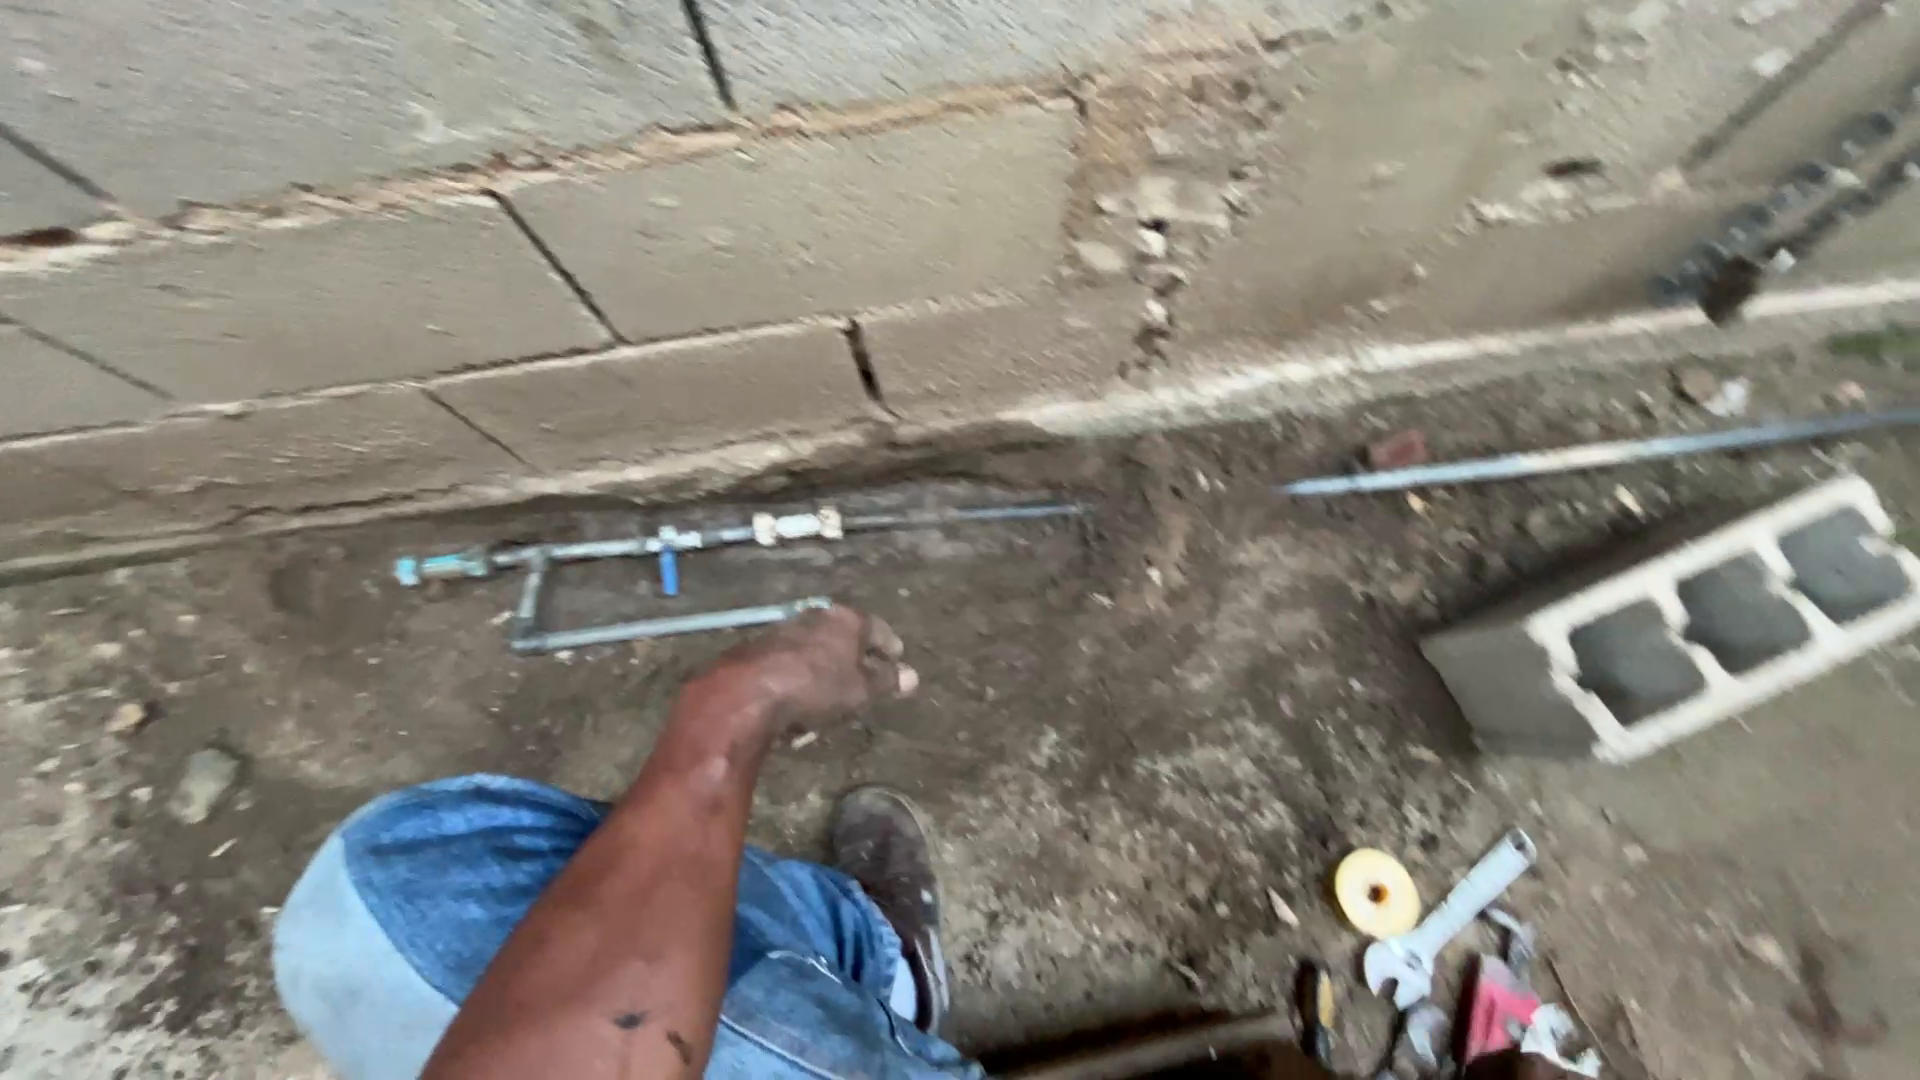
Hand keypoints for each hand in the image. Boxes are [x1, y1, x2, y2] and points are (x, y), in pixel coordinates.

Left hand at [697, 605, 916, 732]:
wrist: (747, 693)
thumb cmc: (817, 687)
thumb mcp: (861, 690)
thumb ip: (887, 680)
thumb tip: (912, 675)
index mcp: (846, 619)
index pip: (877, 628)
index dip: (889, 646)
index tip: (896, 659)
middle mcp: (815, 617)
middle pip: (843, 637)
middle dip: (854, 659)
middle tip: (864, 681)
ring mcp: (783, 631)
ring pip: (814, 651)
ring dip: (824, 672)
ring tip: (829, 700)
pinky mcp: (757, 650)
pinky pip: (789, 666)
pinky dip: (798, 681)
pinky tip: (796, 706)